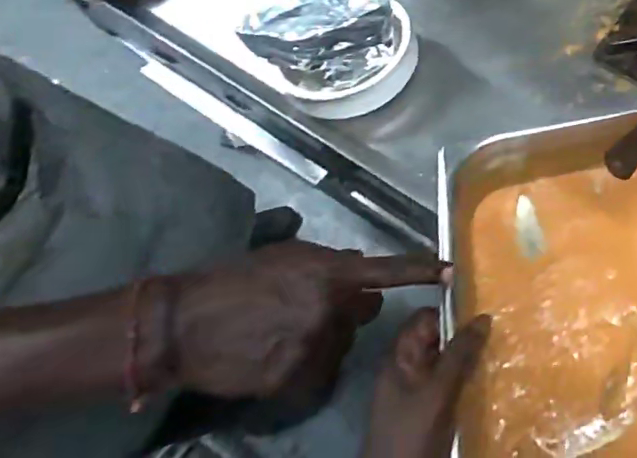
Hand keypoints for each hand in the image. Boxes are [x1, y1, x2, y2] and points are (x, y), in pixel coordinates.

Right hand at [161, 243, 443, 399]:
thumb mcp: (290, 257)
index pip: (387, 272)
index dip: (421, 271)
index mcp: (331, 272)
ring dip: (323, 341)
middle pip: (363, 314)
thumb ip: (331, 264)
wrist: (186, 322)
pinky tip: (277, 358)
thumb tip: (358, 267)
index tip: (450, 272)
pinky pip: (315, 376)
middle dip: (348, 311)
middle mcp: (329, 308)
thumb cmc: (239, 279)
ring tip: (284, 334)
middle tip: (313, 309)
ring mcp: (312, 347)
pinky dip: (302, 370)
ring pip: (338, 346)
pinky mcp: (292, 379)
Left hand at [361, 309, 489, 457]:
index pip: (425, 318)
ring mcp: (417, 393)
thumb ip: (458, 354)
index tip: (481, 307)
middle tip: (497, 328)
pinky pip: (451, 385)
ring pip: (446, 362)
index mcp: (400, 358)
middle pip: (437, 338)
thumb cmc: (411, 435)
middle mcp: (407, 369)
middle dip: (465, 333)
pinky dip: (468, 379)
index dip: (450, 310)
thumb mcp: (437, 393)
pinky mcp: (428, 413)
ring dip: (469, 357)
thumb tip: (484, 316)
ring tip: (499, 349)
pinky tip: (489, 378)